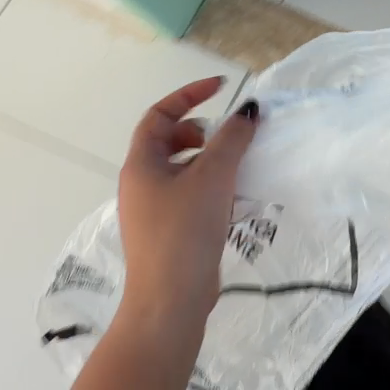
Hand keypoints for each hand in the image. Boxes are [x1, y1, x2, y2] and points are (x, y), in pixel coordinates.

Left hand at [114, 76, 258, 320]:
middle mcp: (141, 183)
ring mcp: (152, 210)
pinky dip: (210, 185)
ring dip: (209, 159)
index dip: (190, 94)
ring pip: (181, 168)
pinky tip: (232, 199)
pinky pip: (189, 193)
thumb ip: (232, 137)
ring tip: (235, 166)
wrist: (169, 302)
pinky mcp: (167, 232)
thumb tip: (248, 110)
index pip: (160, 114)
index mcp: (141, 164)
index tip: (222, 87)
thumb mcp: (213, 176)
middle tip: (227, 136)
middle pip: (169, 140)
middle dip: (201, 130)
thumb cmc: (184, 230)